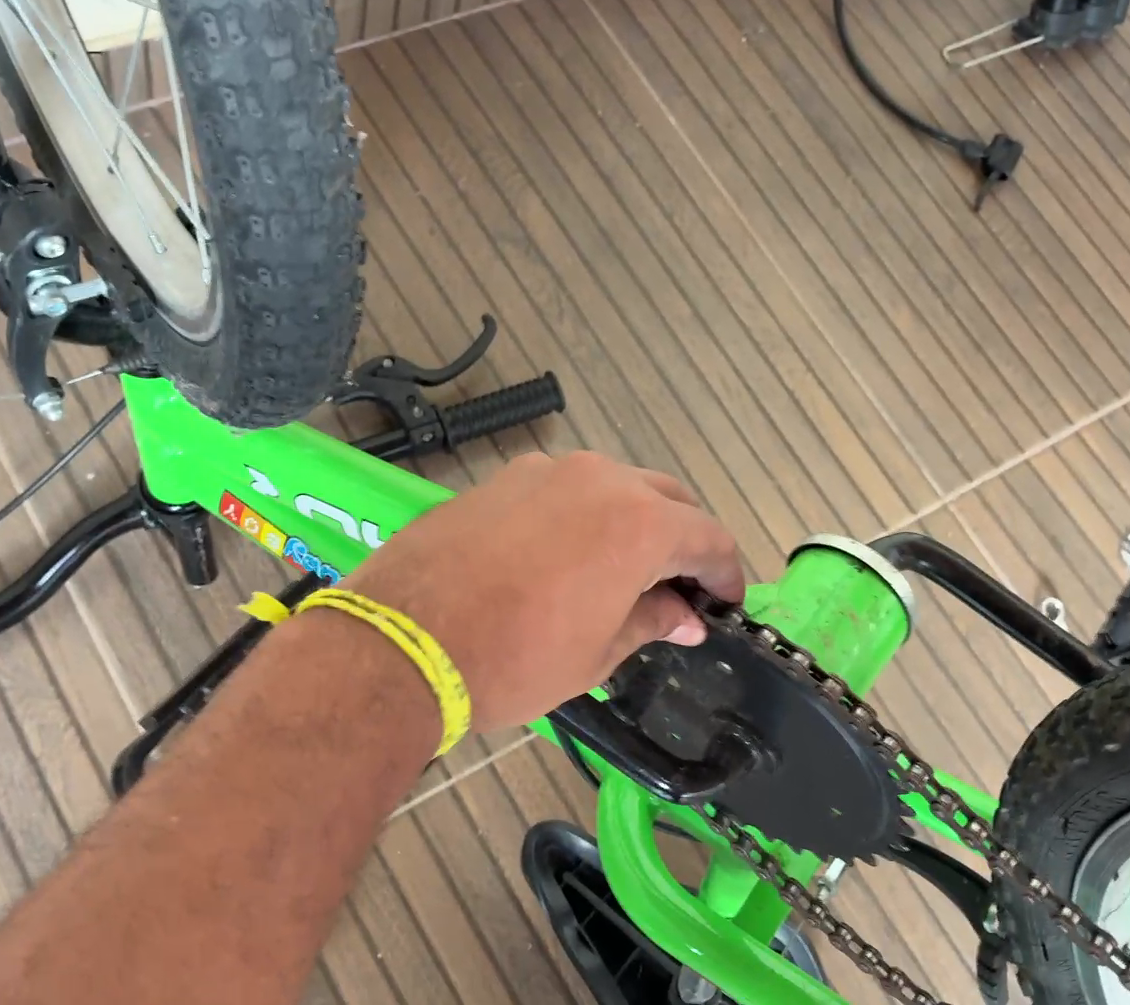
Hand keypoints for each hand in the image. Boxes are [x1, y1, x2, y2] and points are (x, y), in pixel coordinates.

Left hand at [338, 452, 743, 731]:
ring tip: (621, 570)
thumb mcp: (597, 653)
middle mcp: (602, 480)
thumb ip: (652, 621)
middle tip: (679, 586)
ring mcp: (549, 471)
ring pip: (615, 487)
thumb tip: (687, 616)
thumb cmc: (515, 659)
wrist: (402, 641)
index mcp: (640, 523)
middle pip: (668, 500)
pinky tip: (564, 555)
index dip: (726, 572)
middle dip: (683, 540)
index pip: (708, 538)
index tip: (726, 602)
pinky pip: (565, 489)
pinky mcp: (505, 477)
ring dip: (633, 521)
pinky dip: (584, 515)